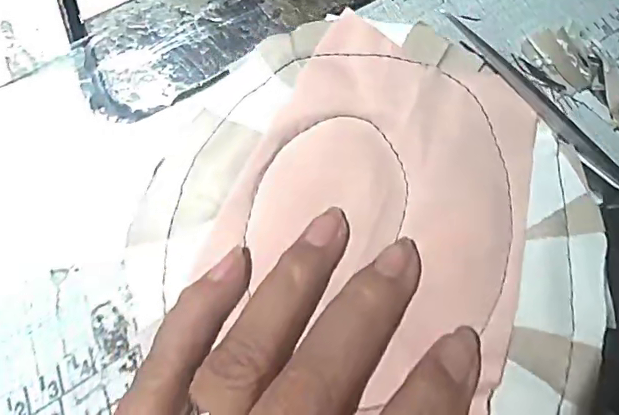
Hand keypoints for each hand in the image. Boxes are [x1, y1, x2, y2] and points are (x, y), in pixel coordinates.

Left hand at [118, 207, 480, 414]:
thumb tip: (449, 412)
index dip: (434, 392)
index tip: (462, 338)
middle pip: (318, 383)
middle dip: (367, 313)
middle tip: (404, 251)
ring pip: (242, 360)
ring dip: (292, 285)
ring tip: (330, 222)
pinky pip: (156, 378)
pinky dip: (192, 317)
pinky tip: (231, 263)